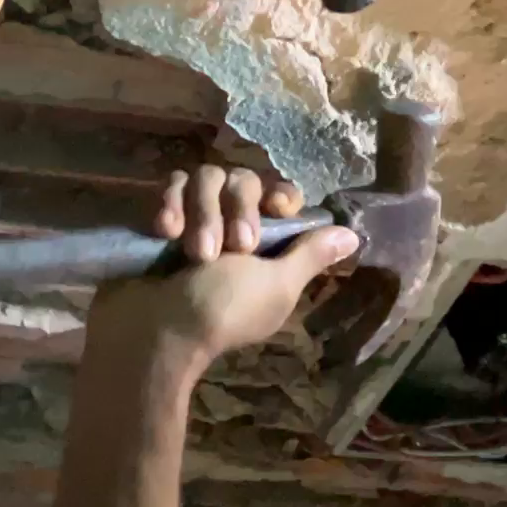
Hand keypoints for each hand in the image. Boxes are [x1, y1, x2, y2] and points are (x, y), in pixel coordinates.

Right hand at [86, 166, 360, 373]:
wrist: (153, 329)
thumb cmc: (222, 310)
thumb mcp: (275, 286)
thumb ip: (310, 255)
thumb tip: (354, 236)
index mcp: (266, 243)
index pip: (281, 195)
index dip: (280, 195)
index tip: (277, 208)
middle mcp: (230, 223)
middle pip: (243, 180)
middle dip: (237, 209)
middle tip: (233, 247)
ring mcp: (194, 216)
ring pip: (206, 177)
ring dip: (203, 212)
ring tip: (194, 252)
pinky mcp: (162, 212)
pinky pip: (172, 184)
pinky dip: (171, 203)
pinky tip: (164, 230)